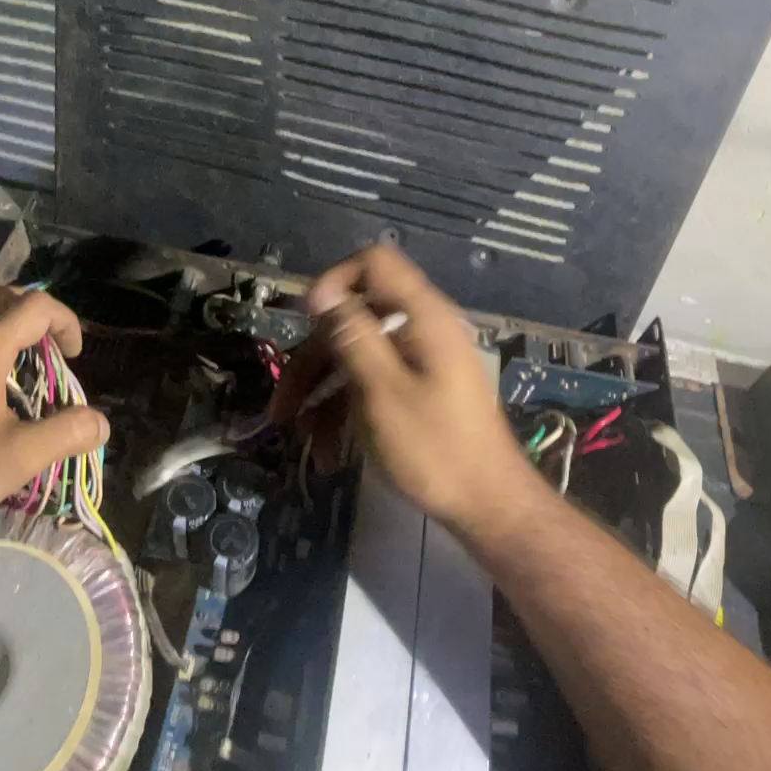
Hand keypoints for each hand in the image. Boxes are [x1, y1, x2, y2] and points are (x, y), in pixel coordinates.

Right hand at [270, 245, 538, 531]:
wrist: (488, 507)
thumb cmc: (436, 449)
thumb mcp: (382, 391)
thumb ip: (352, 335)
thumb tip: (323, 289)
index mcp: (421, 317)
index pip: (373, 264)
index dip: (334, 283)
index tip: (305, 323)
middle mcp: (419, 329)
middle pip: (352, 320)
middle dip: (312, 362)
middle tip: (282, 407)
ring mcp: (418, 360)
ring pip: (354, 357)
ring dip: (322, 395)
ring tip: (300, 438)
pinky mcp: (416, 388)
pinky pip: (371, 382)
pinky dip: (346, 411)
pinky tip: (329, 453)